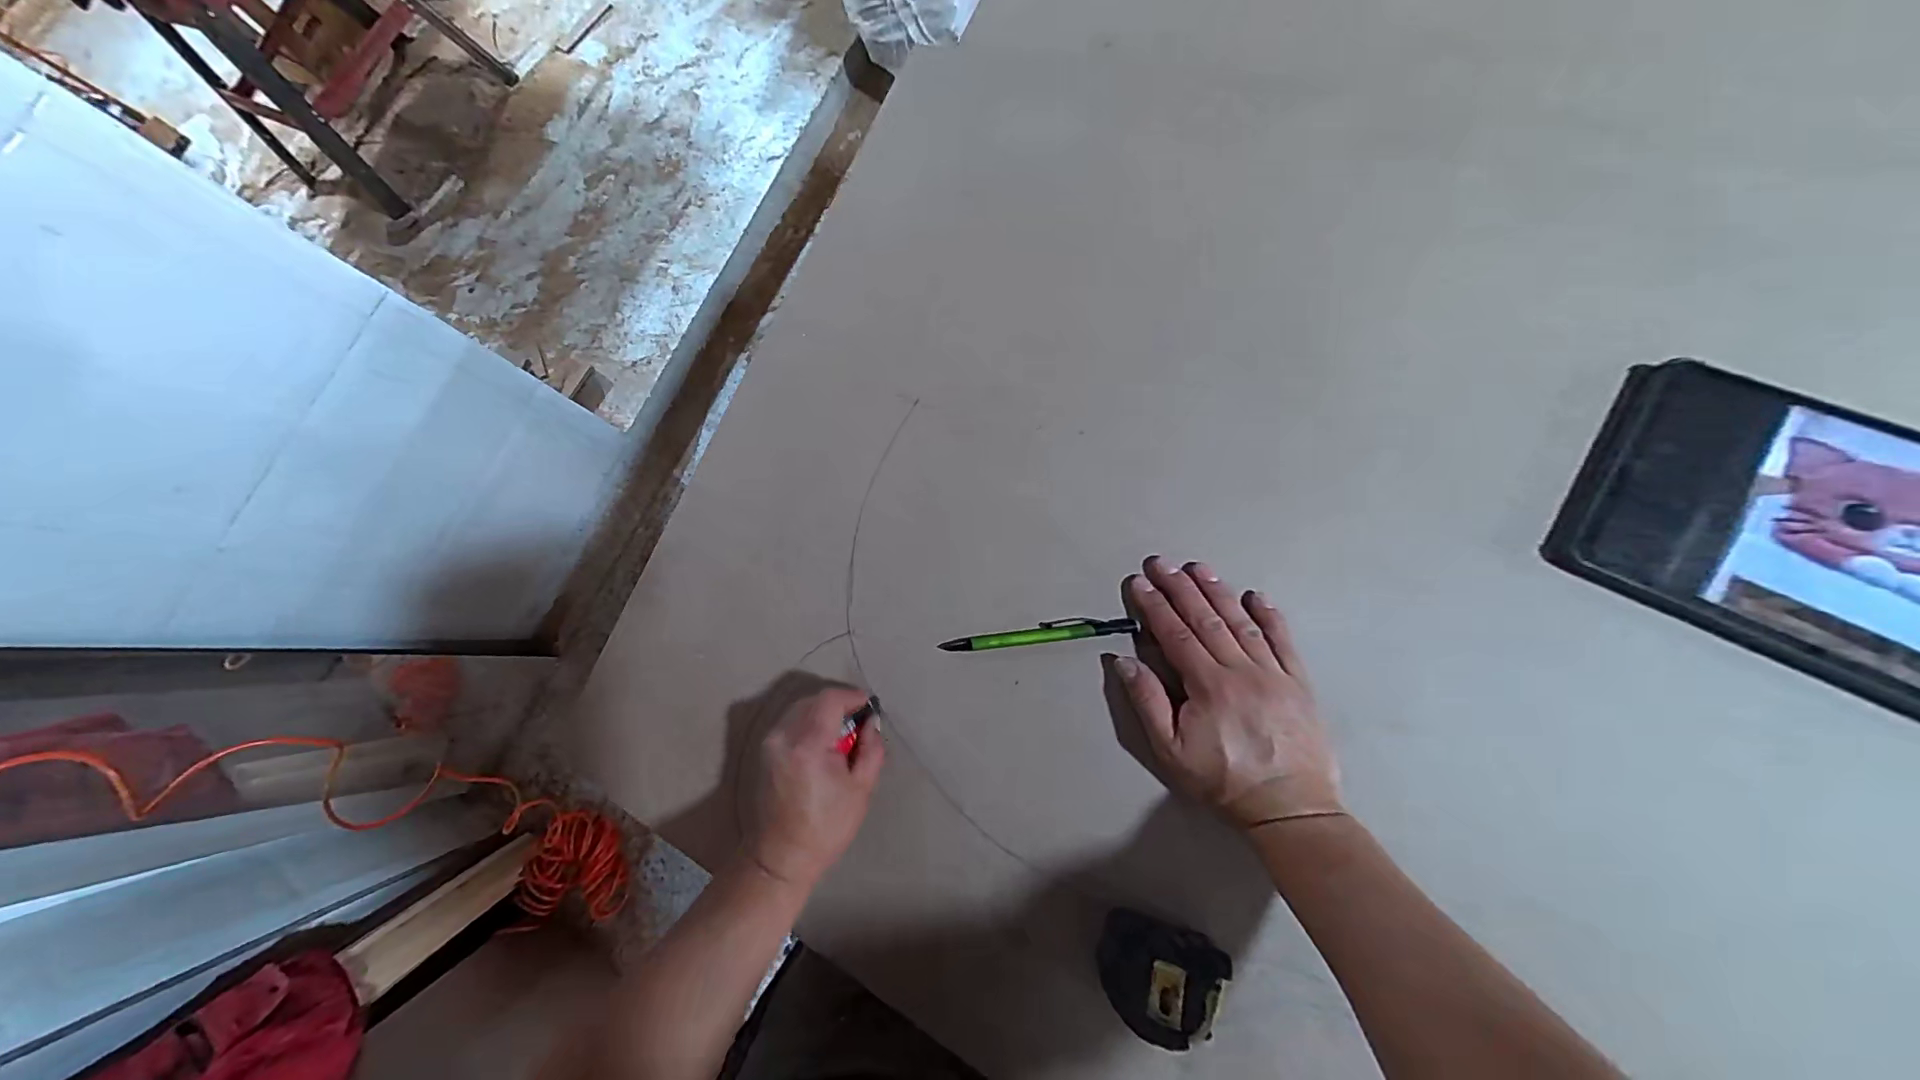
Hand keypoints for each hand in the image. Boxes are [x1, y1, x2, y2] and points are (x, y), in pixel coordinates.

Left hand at [742, 686, 884, 887]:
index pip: (830, 700)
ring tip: (842, 734)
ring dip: (823, 712)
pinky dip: (809, 722)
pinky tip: (823, 742)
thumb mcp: (861, 788)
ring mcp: (770, 742)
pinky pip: (790, 722)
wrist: (781, 857)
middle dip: (839, 704)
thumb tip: (870, 722)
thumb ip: (871, 748)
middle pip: (814, 700)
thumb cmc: (826, 827)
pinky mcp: (764, 751)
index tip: (868, 707)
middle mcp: (783, 736)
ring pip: (800, 708)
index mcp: (808, 745)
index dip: (852, 696)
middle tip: (859, 723)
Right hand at [1114, 556, 1342, 828]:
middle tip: (1161, 563)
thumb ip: (1148, 703)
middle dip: (1179, 587)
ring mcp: (1274, 673)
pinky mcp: (1299, 682)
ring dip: (1217, 592)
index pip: (1175, 634)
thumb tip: (1126, 662)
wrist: (1290, 807)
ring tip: (1198, 569)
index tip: (1140, 584)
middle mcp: (1241, 670)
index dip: (1155, 606)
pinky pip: (1283, 641)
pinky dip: (1269, 616)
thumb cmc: (1223, 781)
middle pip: (1206, 619)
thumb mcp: (1171, 752)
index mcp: (1209, 685)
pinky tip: (1256, 596)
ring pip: (1241, 622)